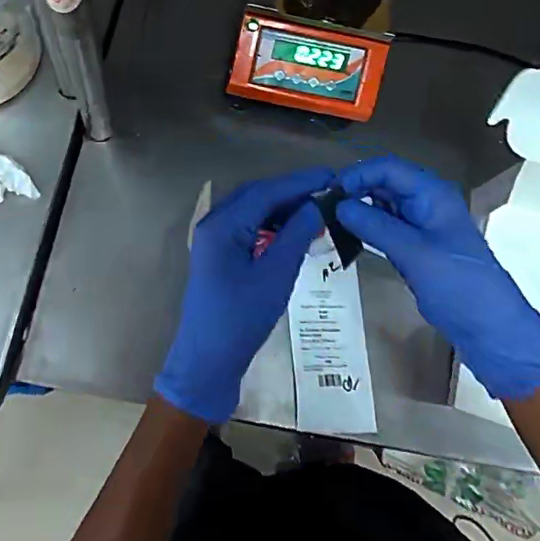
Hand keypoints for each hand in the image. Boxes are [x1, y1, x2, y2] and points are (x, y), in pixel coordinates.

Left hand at [154, 167, 332, 422]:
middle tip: (328, 191)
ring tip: (317, 210)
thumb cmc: (241, 319)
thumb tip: (316, 205)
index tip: (332, 177)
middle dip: (292, 191)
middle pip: (257, 196)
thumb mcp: (275, 275)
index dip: (300, 182)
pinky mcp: (219, 257)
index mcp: (222, 225)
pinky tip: (294, 232)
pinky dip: (272, 226)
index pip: (266, 191)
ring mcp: (214, 241)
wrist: (207, 363)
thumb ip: (296, 235)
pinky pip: (248, 229)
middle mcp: (214, 225)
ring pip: (252, 211)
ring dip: (283, 208)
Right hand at [334, 156, 539, 399]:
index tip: (329, 191)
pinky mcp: (417, 248)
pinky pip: (387, 227)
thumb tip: (340, 205)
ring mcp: (422, 226)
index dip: (358, 174)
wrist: (491, 330)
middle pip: (385, 183)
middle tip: (322, 207)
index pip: (388, 168)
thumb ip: (376, 225)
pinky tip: (348, 237)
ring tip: (328, 220)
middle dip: (355, 189)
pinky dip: (367, 228)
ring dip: (358, 209)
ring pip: (384, 205)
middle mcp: (427, 204)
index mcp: (433, 195)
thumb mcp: (414, 252)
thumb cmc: (459, 286)